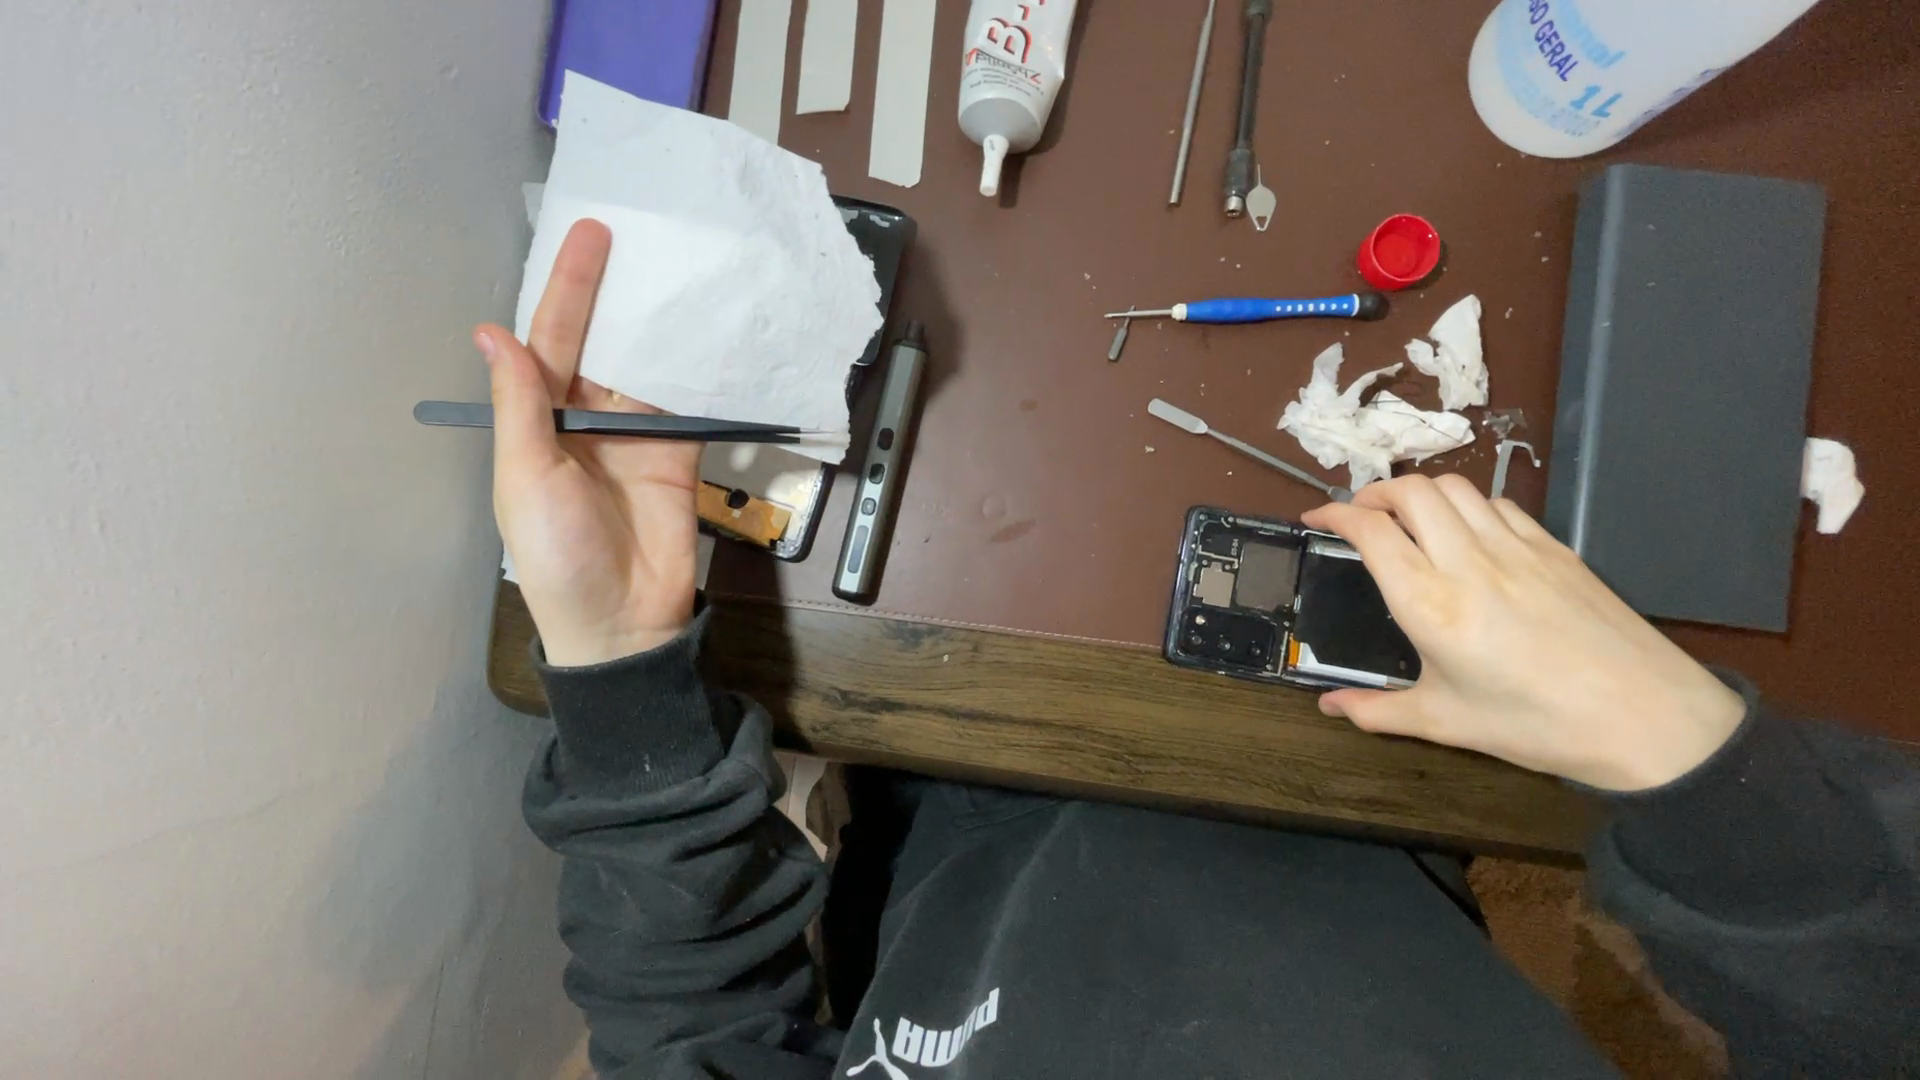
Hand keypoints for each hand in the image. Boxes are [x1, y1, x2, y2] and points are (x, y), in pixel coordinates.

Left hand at [480, 219, 701, 666]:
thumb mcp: (525, 480)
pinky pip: (691, 408)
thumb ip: (521, 408)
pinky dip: (702, 379)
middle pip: (602, 345)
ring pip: (649, 370)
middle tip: (643, 239)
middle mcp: (587, 421)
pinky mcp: (681, 458)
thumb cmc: (557, 555)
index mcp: (539, 422)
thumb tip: (494, 332)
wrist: (622, 620)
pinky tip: (714, 340)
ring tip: (684, 277)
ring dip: (663, 330)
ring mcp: (638, 438)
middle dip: (616, 295)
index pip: (550, 341)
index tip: (590, 237)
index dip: (567, 290)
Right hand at [1301, 475, 1744, 790]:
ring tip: (1407, 516)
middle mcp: (1466, 562)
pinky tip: (1466, 532)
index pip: (1370, 530)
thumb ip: (1376, 710)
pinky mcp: (1556, 549)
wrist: (1652, 722)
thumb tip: (1328, 707)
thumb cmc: (1535, 724)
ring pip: (1456, 488)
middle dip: (1374, 492)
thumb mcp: (1443, 722)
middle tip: (1359, 514)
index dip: (1333, 512)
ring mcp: (1516, 549)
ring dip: (1420, 492)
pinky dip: (1468, 506)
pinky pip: (1500, 505)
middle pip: (1411, 491)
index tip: (1315, 516)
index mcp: (1428, 602)